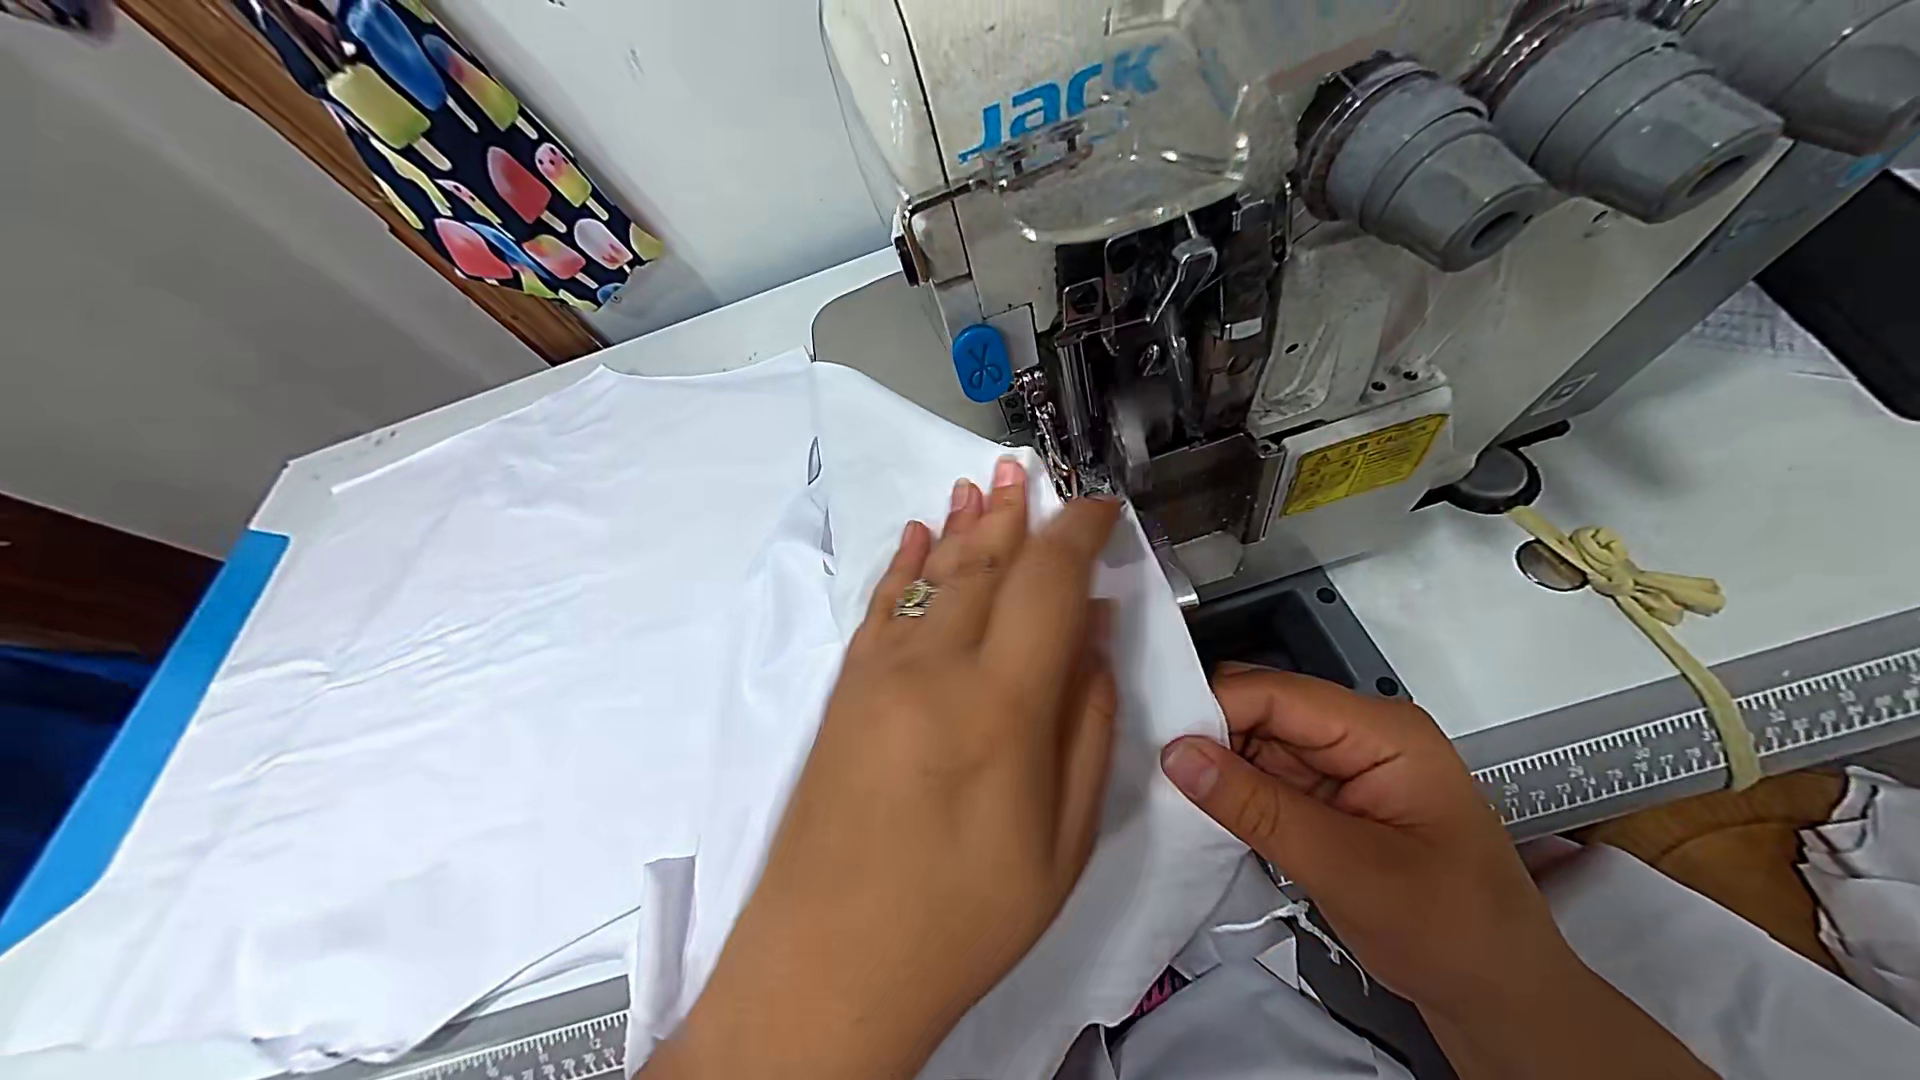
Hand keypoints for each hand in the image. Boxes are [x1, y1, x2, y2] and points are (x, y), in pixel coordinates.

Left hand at [646, 460, 1124, 1079]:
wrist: (827, 965)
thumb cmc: (963, 916)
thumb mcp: (1061, 840)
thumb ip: (1086, 725)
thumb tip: (1093, 634)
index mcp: (1001, 704)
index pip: (1049, 583)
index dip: (1079, 534)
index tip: (1101, 511)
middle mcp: (934, 667)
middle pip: (985, 563)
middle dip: (1016, 513)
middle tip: (1031, 473)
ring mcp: (878, 673)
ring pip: (930, 573)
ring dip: (962, 524)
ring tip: (981, 484)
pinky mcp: (843, 690)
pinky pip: (879, 607)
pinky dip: (902, 564)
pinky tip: (915, 534)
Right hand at [1158, 669, 1559, 1005]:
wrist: (1500, 1001)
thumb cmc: (1454, 934)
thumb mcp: (1349, 870)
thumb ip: (1257, 807)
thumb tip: (1178, 754)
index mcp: (1382, 730)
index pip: (1276, 693)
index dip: (1214, 708)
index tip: (1158, 740)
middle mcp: (1356, 732)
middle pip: (1260, 708)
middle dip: (1209, 732)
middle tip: (1157, 767)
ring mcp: (1337, 762)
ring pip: (1252, 739)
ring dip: (1215, 762)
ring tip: (1171, 789)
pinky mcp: (1321, 792)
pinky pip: (1260, 772)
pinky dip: (1229, 788)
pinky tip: (1203, 805)